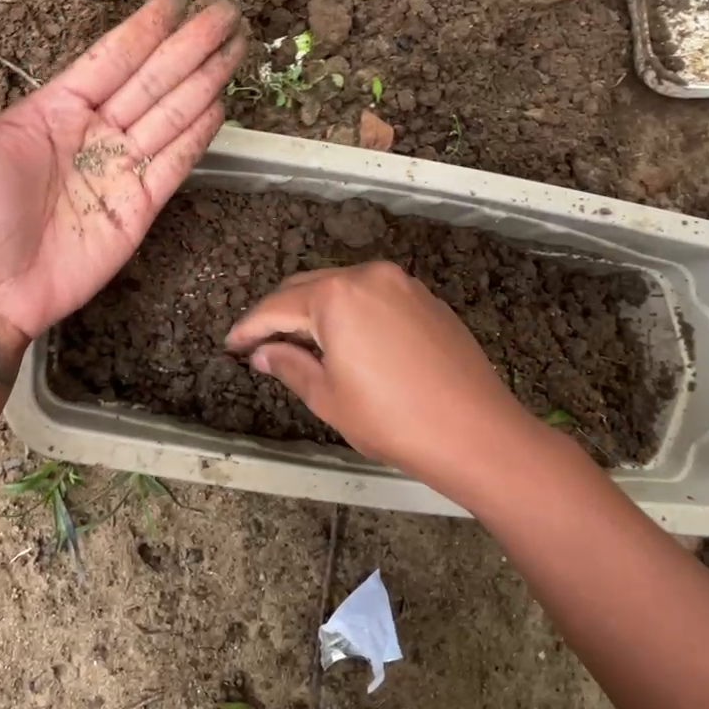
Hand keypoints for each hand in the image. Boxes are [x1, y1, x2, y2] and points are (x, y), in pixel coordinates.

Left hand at [0, 0, 244, 343]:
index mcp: (56, 107)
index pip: (111, 57)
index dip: (145, 29)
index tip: (175, 1)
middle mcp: (93, 132)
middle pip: (152, 78)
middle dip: (190, 46)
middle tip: (227, 12)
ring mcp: (119, 169)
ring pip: (171, 113)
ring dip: (204, 80)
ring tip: (235, 47)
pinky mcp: (138, 207)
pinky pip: (175, 162)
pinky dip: (198, 134)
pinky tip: (220, 105)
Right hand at [225, 262, 538, 478]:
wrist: (477, 433)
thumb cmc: (392, 420)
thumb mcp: (328, 397)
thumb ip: (289, 366)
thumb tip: (263, 352)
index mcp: (336, 296)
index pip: (277, 307)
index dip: (249, 328)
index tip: (231, 343)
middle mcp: (368, 276)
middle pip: (307, 287)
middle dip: (279, 313)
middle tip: (258, 343)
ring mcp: (402, 284)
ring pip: (342, 288)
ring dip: (315, 309)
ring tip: (299, 343)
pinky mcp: (426, 299)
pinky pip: (373, 296)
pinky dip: (350, 311)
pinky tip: (346, 340)